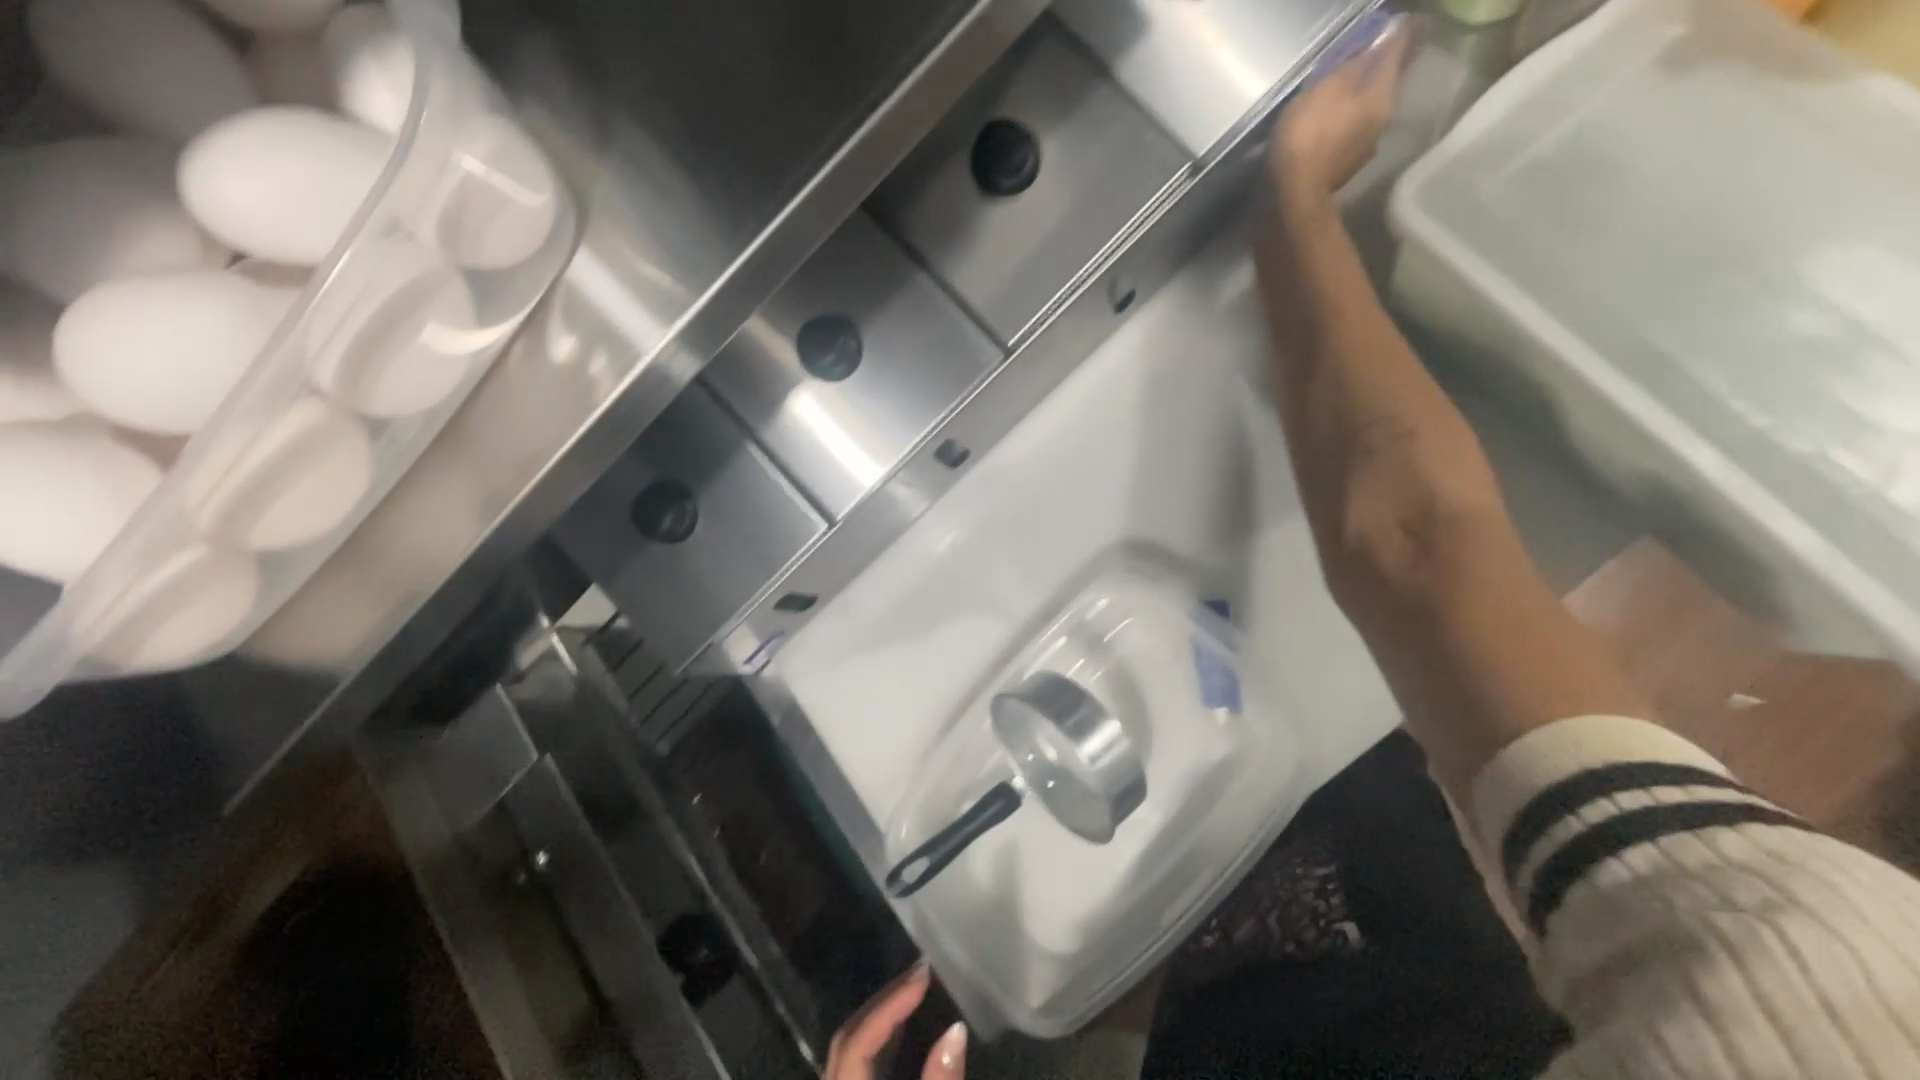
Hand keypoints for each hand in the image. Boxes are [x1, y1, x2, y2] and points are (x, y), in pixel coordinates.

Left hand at [823, 963, 966, 1079]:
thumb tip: (956, 1030)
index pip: (859, 1040)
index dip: (890, 1004)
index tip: (924, 973)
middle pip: (849, 1036)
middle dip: (884, 1002)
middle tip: (922, 973)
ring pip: (849, 1047)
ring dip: (880, 1016)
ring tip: (915, 991)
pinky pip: (856, 1062)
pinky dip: (878, 1039)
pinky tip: (902, 1029)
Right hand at [1269, 14, 1414, 205]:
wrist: (1293, 194)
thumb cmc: (1308, 134)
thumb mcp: (1329, 86)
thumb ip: (1358, 61)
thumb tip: (1387, 37)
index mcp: (1381, 97)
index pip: (1400, 54)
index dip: (1403, 35)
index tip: (1403, 21)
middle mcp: (1382, 122)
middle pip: (1386, 84)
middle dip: (1382, 68)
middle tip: (1375, 51)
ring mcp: (1365, 148)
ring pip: (1369, 111)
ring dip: (1362, 98)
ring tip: (1346, 90)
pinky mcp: (1345, 167)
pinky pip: (1352, 133)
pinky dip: (1346, 122)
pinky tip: (1331, 123)